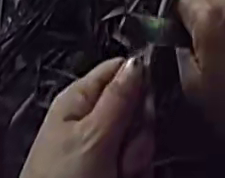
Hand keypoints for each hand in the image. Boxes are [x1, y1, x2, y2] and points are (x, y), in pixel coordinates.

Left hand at [19, 55, 152, 177]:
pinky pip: (133, 163)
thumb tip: (139, 58)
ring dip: (138, 157)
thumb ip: (119, 98)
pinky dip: (134, 173)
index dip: (139, 82)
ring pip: (137, 139)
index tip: (146, 104)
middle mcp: (89, 120)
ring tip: (122, 174)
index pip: (118, 69)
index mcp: (78, 99)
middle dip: (138, 131)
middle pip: (133, 106)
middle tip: (127, 155)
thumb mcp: (93, 138)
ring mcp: (97, 150)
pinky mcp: (105, 173)